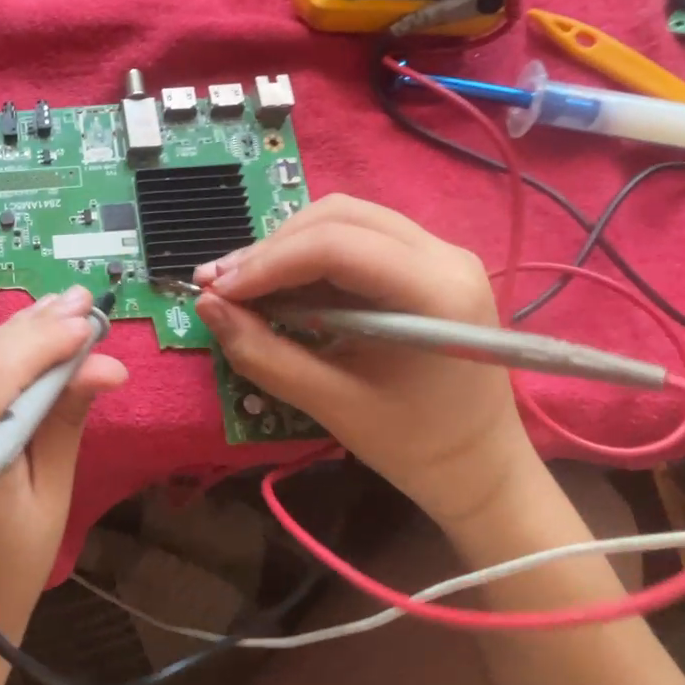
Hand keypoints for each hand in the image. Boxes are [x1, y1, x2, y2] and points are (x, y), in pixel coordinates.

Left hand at [0, 285, 127, 645]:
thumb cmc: (13, 566)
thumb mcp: (51, 496)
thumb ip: (64, 421)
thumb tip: (104, 363)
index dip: (39, 343)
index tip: (83, 318)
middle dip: (28, 329)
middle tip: (74, 302)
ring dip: (5, 339)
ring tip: (52, 314)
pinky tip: (12, 347)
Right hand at [192, 194, 536, 528]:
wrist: (478, 466)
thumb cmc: (412, 443)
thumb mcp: (330, 403)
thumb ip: (262, 353)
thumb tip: (206, 306)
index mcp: (434, 293)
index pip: (336, 246)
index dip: (267, 263)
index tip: (216, 291)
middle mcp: (444, 255)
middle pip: (337, 217)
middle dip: (270, 249)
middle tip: (220, 285)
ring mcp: (438, 253)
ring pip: (341, 219)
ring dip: (284, 247)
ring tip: (241, 285)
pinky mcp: (423, 262)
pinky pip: (353, 237)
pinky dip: (304, 257)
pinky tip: (275, 286)